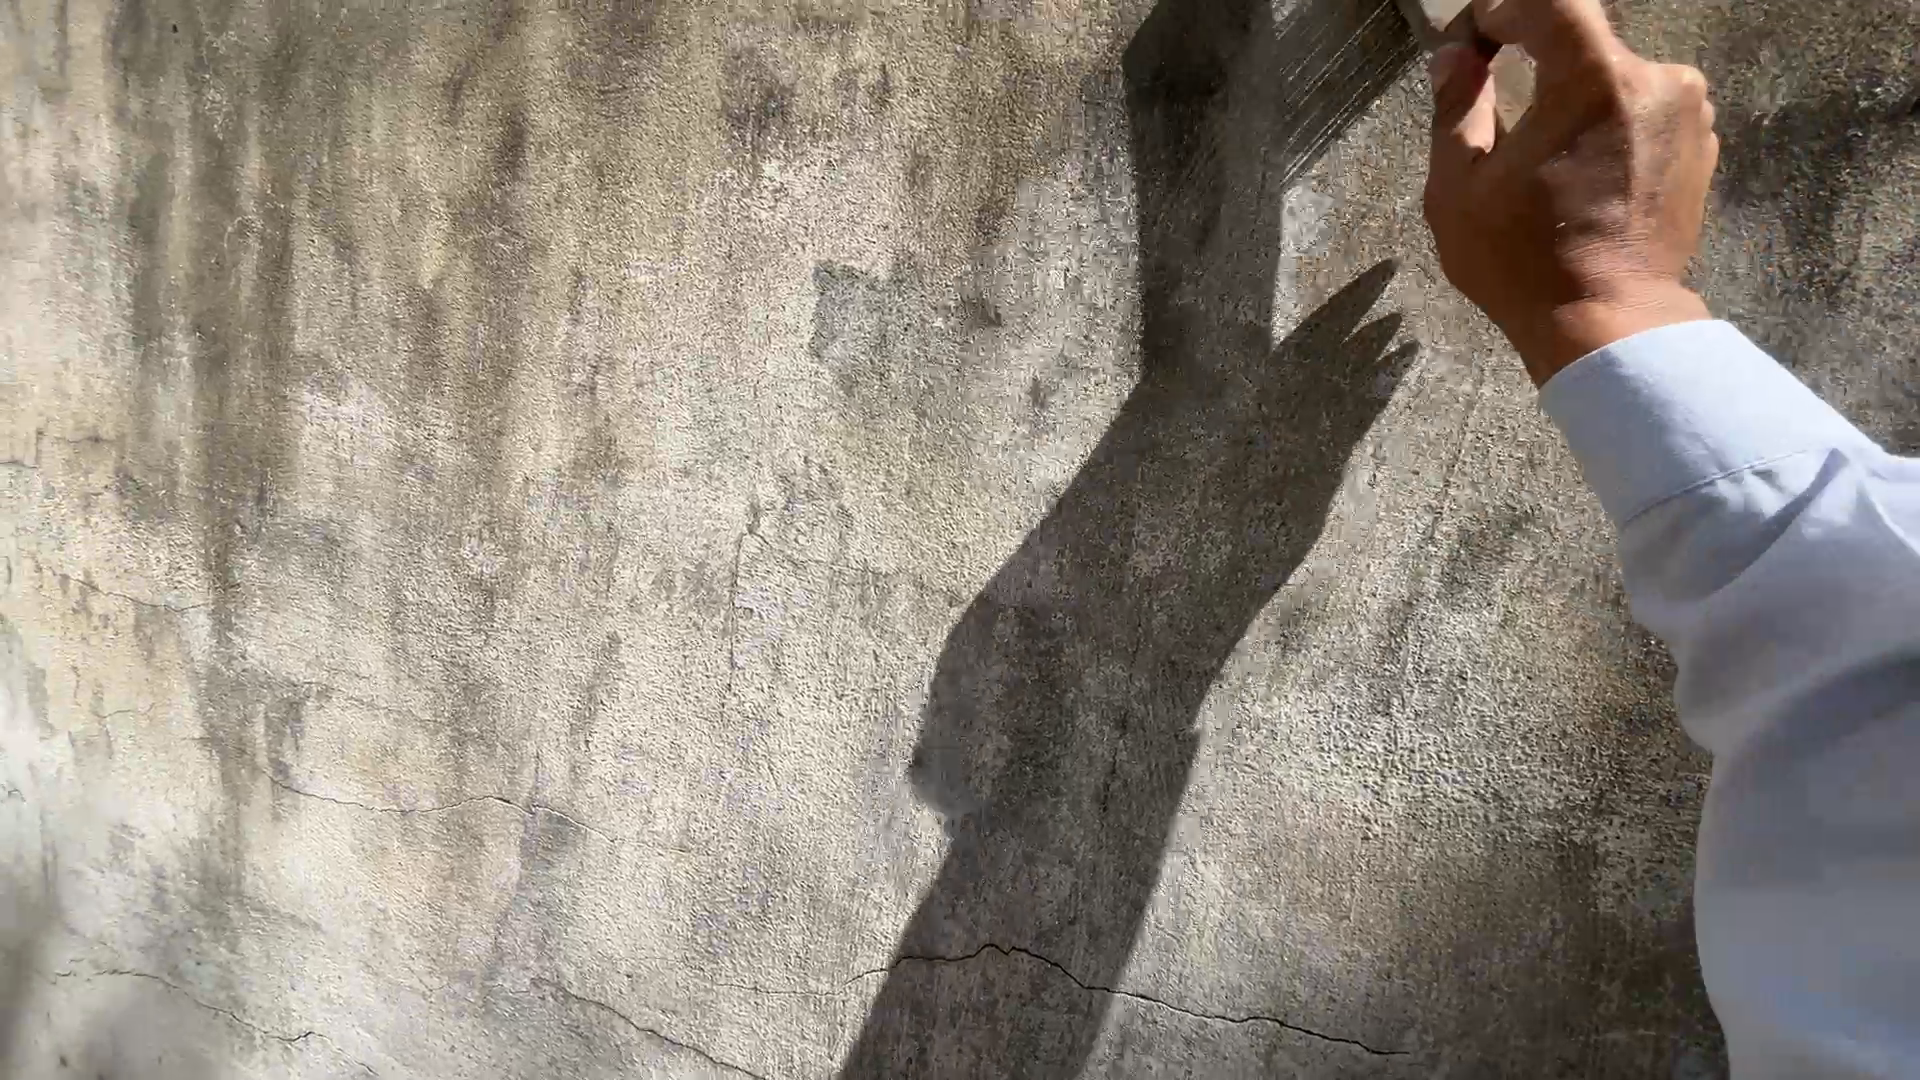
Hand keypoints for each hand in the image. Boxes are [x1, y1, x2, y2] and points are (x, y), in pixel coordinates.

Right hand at [1422, 0, 1719, 384]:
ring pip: (1615, 84)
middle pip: (1584, 47)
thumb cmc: (1515, 258)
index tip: (1473, 35)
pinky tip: (1577, 183)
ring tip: (1538, 166)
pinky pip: (1644, 115)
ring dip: (1572, 106)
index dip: (1504, 10)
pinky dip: (1605, 131)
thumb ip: (1455, 111)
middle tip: (1495, 115)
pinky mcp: (1702, 143)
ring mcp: (1690, 109)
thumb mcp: (1457, 190)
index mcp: (1590, 80)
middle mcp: (1656, 76)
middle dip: (1534, 69)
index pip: (1551, 4)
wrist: (1603, 315)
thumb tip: (1454, 59)